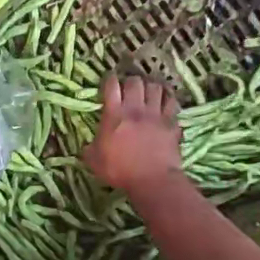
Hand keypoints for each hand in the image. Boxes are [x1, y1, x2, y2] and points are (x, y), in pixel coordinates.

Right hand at [83, 76, 185, 193]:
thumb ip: (89, 148)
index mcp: (114, 115)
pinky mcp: (171, 123)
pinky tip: (165, 102)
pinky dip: (168, 99)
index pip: (111, 86)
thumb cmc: (120, 171)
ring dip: (150, 87)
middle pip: (135, 82)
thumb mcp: (94, 161)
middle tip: (129, 89)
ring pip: (156, 87)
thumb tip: (87, 145)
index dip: (109, 79)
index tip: (109, 81)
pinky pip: (172, 102)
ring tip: (148, 93)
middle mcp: (135, 109)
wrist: (152, 180)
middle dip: (131, 82)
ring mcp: (156, 114)